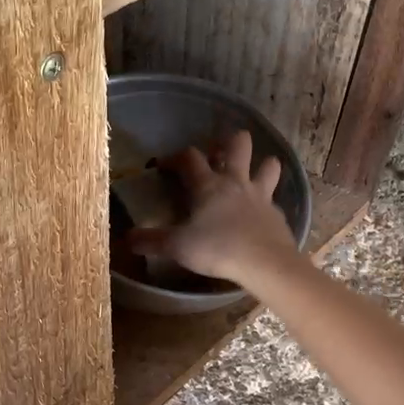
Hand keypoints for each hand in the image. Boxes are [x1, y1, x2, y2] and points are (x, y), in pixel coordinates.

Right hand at [128, 130, 298, 285]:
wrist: (264, 262)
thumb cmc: (217, 248)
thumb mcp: (178, 247)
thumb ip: (152, 241)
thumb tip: (126, 239)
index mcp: (208, 185)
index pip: (190, 157)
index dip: (175, 157)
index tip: (165, 166)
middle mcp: (236, 182)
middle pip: (238, 144)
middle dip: (230, 142)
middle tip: (220, 154)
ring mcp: (261, 195)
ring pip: (268, 164)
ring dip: (262, 165)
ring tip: (253, 174)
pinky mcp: (277, 214)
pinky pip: (274, 200)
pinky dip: (268, 203)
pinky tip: (262, 215)